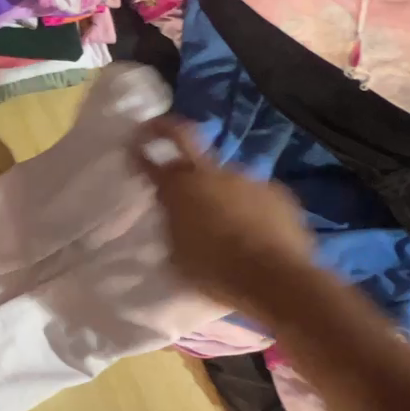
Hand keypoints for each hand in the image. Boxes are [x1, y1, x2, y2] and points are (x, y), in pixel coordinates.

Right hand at [130, 116, 324, 321]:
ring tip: (222, 217)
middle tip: (158, 130)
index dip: (137, 148)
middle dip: (167, 131)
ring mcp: (246, 179)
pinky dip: (247, 204)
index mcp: (177, 188)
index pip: (149, 159)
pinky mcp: (277, 193)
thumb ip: (172, 225)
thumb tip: (175, 217)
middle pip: (186, 140)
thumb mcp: (175, 254)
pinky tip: (252, 228)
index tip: (132, 142)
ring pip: (223, 176)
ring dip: (217, 189)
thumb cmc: (215, 272)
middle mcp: (210, 174)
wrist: (277, 281)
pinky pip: (253, 193)